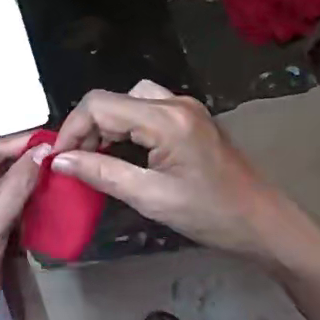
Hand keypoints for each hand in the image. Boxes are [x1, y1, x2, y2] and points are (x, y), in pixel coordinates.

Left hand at [0, 131, 45, 319]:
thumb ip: (16, 185)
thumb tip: (44, 152)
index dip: (22, 143)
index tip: (56, 138)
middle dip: (28, 160)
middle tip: (64, 153)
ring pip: (6, 181)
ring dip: (31, 178)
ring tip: (62, 169)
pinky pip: (9, 200)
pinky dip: (28, 197)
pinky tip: (50, 191)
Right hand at [50, 81, 304, 263]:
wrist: (262, 221)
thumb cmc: (210, 214)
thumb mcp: (150, 198)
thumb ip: (102, 173)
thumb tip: (59, 160)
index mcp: (166, 119)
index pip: (100, 105)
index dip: (72, 129)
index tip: (58, 160)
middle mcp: (175, 102)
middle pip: (113, 99)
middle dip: (87, 128)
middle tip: (75, 163)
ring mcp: (186, 107)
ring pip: (129, 100)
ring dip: (107, 124)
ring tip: (96, 157)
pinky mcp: (191, 117)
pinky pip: (147, 108)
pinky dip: (127, 124)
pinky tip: (124, 151)